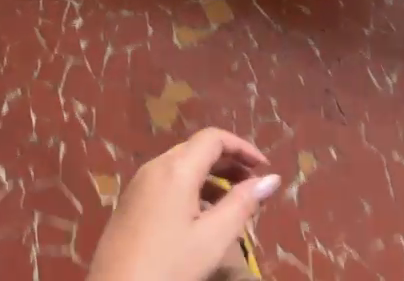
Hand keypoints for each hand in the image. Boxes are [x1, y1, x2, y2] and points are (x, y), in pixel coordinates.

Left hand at [87, 128, 281, 280]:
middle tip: (254, 185)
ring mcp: (140, 181)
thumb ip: (242, 205)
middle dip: (228, 161)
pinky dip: (191, 187)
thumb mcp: (212, 239)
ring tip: (234, 202)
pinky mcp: (132, 199)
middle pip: (196, 149)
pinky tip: (203, 216)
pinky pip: (167, 180)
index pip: (212, 138)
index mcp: (176, 168)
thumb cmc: (169, 265)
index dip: (242, 147)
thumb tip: (271, 179)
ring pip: (181, 165)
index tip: (265, 168)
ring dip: (210, 176)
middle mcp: (156, 165)